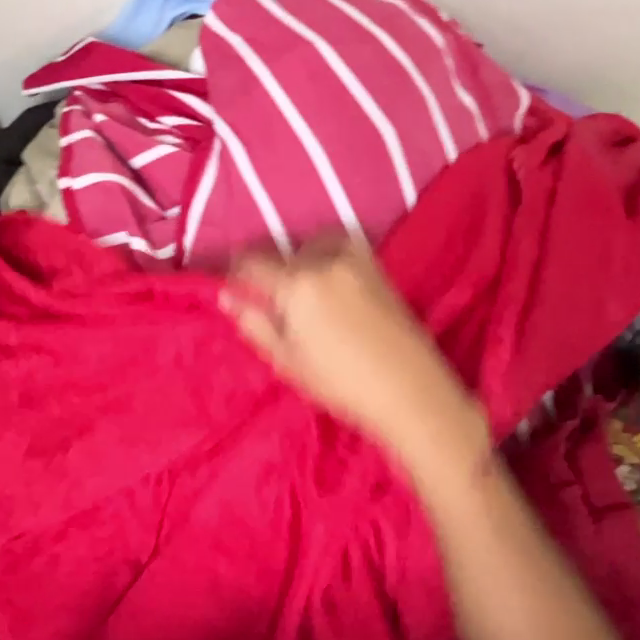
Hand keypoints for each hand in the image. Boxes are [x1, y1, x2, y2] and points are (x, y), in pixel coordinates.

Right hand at [222, 236, 488, 474]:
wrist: (413, 394)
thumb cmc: (341, 385)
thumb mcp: (286, 361)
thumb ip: (254, 323)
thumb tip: (227, 296)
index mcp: (296, 285)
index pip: (251, 262)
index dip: (235, 272)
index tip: (233, 288)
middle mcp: (323, 262)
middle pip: (281, 252)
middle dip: (268, 269)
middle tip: (267, 298)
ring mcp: (354, 262)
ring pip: (311, 244)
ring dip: (299, 258)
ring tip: (299, 288)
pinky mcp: (377, 269)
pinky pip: (340, 247)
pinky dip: (327, 255)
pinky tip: (328, 282)